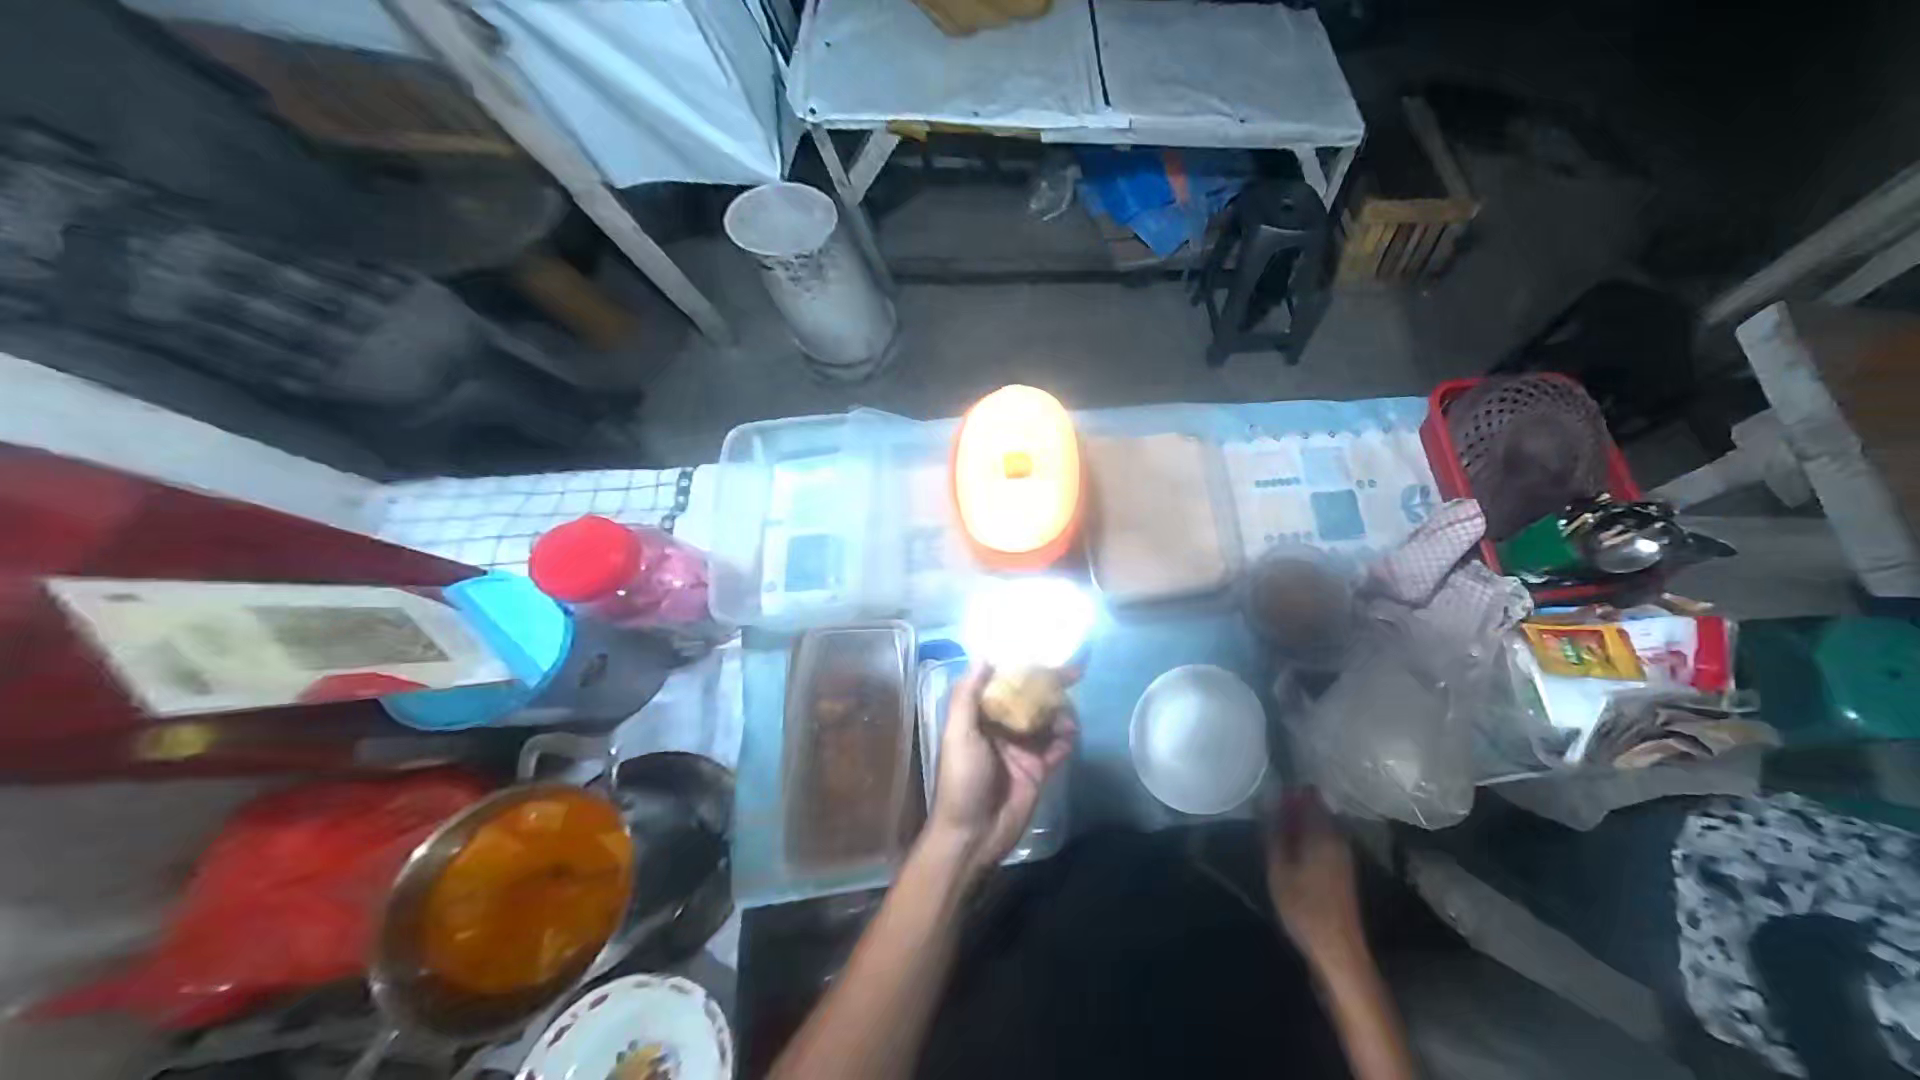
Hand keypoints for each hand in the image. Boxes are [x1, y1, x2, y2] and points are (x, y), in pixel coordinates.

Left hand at [925, 663, 1074, 876]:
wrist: (973, 834)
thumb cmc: (961, 779)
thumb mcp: (958, 733)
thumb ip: (968, 695)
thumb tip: (984, 656)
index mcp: (979, 716)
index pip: (1004, 683)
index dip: (1023, 667)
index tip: (1044, 652)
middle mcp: (1001, 727)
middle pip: (1030, 698)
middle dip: (1049, 685)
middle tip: (1074, 672)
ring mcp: (1022, 748)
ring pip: (1047, 719)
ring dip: (1060, 711)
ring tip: (1067, 715)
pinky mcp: (1038, 769)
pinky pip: (1057, 746)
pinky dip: (1066, 737)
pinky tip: (1070, 733)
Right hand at [1264, 788, 1365, 969]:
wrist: (1338, 950)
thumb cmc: (1304, 907)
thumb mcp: (1278, 869)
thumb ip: (1274, 833)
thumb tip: (1267, 803)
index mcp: (1324, 834)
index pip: (1310, 796)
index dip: (1290, 791)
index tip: (1269, 793)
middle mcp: (1338, 839)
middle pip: (1317, 809)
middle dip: (1293, 806)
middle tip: (1267, 813)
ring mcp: (1343, 855)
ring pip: (1320, 825)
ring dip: (1299, 823)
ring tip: (1273, 829)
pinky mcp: (1342, 870)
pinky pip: (1323, 840)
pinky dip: (1306, 838)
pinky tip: (1289, 849)